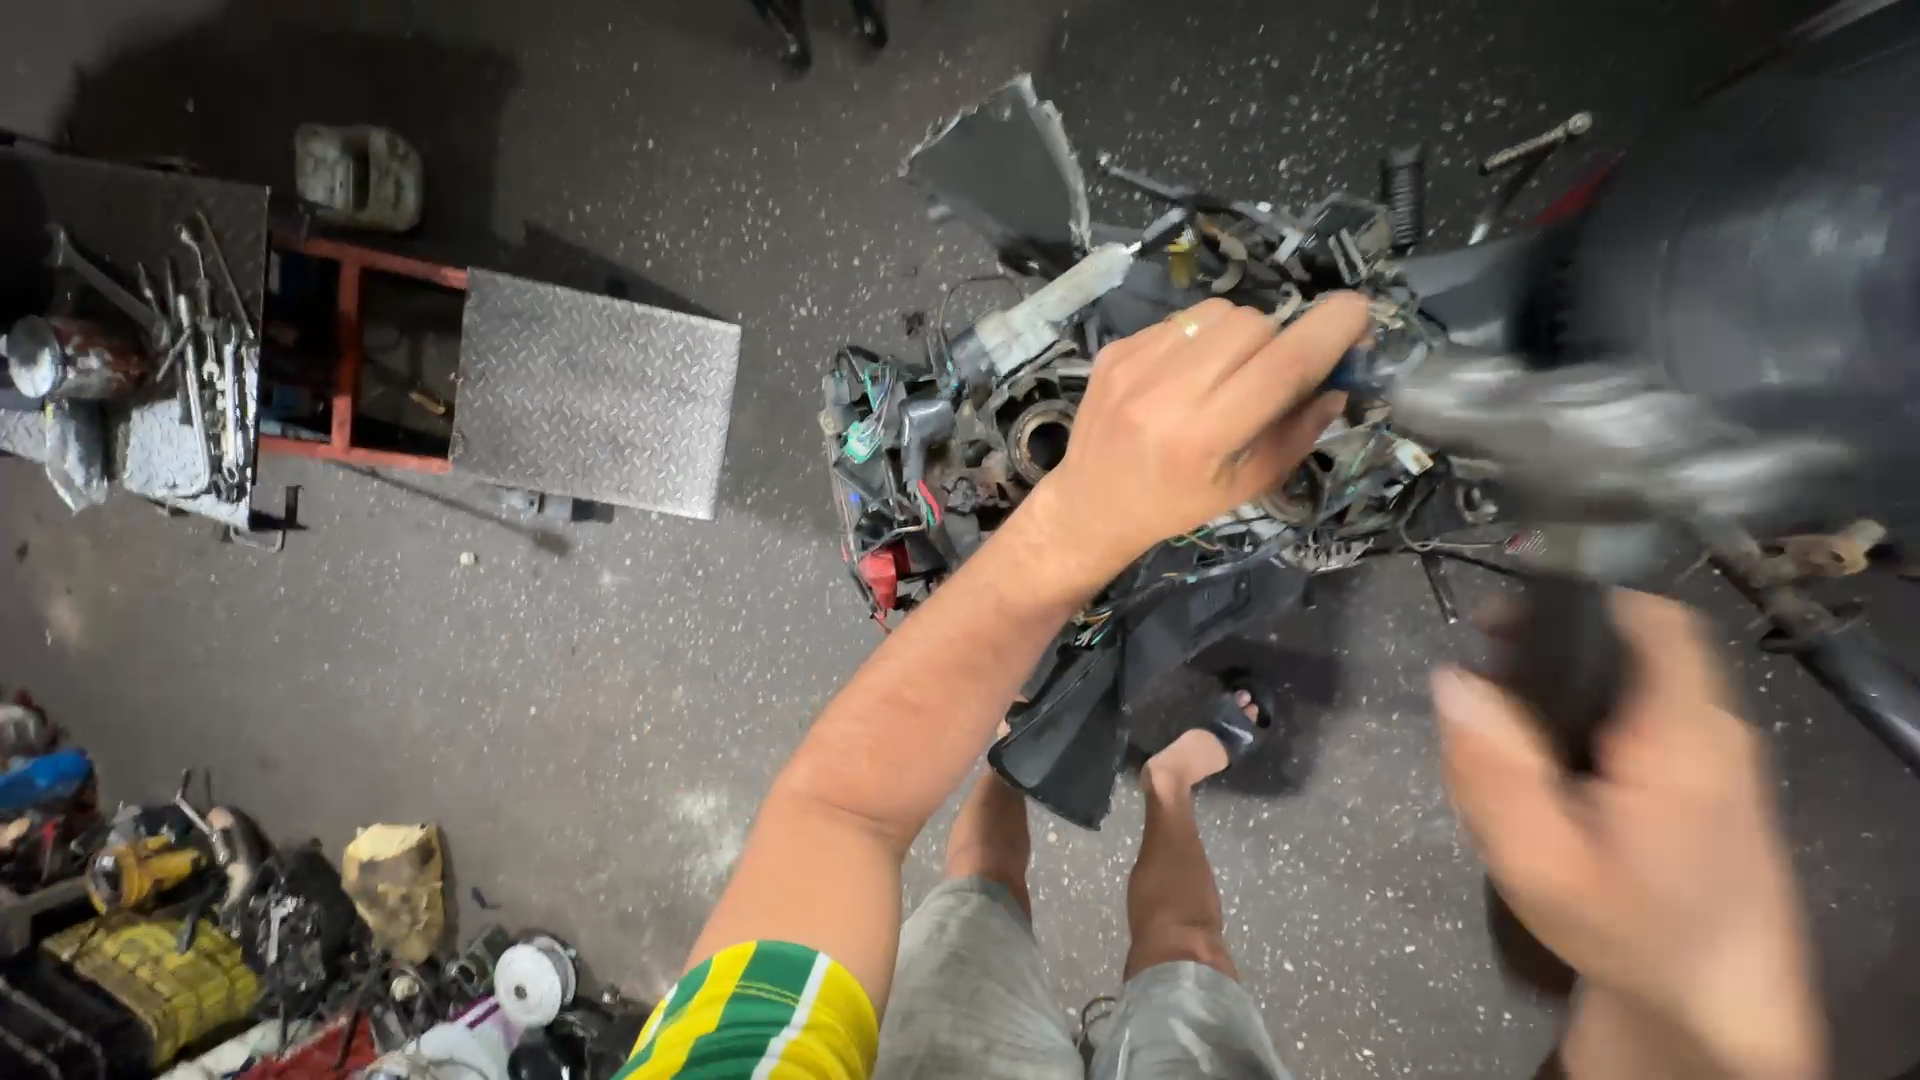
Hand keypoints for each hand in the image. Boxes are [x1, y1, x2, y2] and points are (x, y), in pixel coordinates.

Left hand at [1022, 295, 1367, 585]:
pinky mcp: (1113, 351)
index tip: (1358, 314)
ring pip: (1217, 311)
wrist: (1091, 505)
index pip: (1283, 365)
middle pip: (1254, 324)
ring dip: (1237, 334)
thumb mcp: (1246, 485)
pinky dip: (1197, 338)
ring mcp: (1132, 366)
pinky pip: (1179, 319)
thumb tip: (1340, 382)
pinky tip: (1183, 375)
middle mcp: (1165, 393)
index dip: (1331, 330)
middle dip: (1278, 341)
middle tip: (1268, 375)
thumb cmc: (1174, 504)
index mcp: (1203, 436)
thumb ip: (1298, 432)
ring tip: (1223, 374)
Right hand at [1434, 591, 1823, 1079]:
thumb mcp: (1536, 857)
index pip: (1649, 621)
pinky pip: (1631, 720)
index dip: (1573, 600)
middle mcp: (1709, 732)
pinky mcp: (1703, 779)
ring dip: (1552, 694)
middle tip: (1474, 688)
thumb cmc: (1626, 928)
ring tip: (1498, 739)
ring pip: (1620, 686)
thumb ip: (1491, 766)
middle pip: (1623, 649)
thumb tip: (1450, 678)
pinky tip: (1541, 771)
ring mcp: (1713, 757)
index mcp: (1679, 737)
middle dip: (1540, 654)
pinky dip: (1576, 723)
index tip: (1498, 618)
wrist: (1713, 1007)